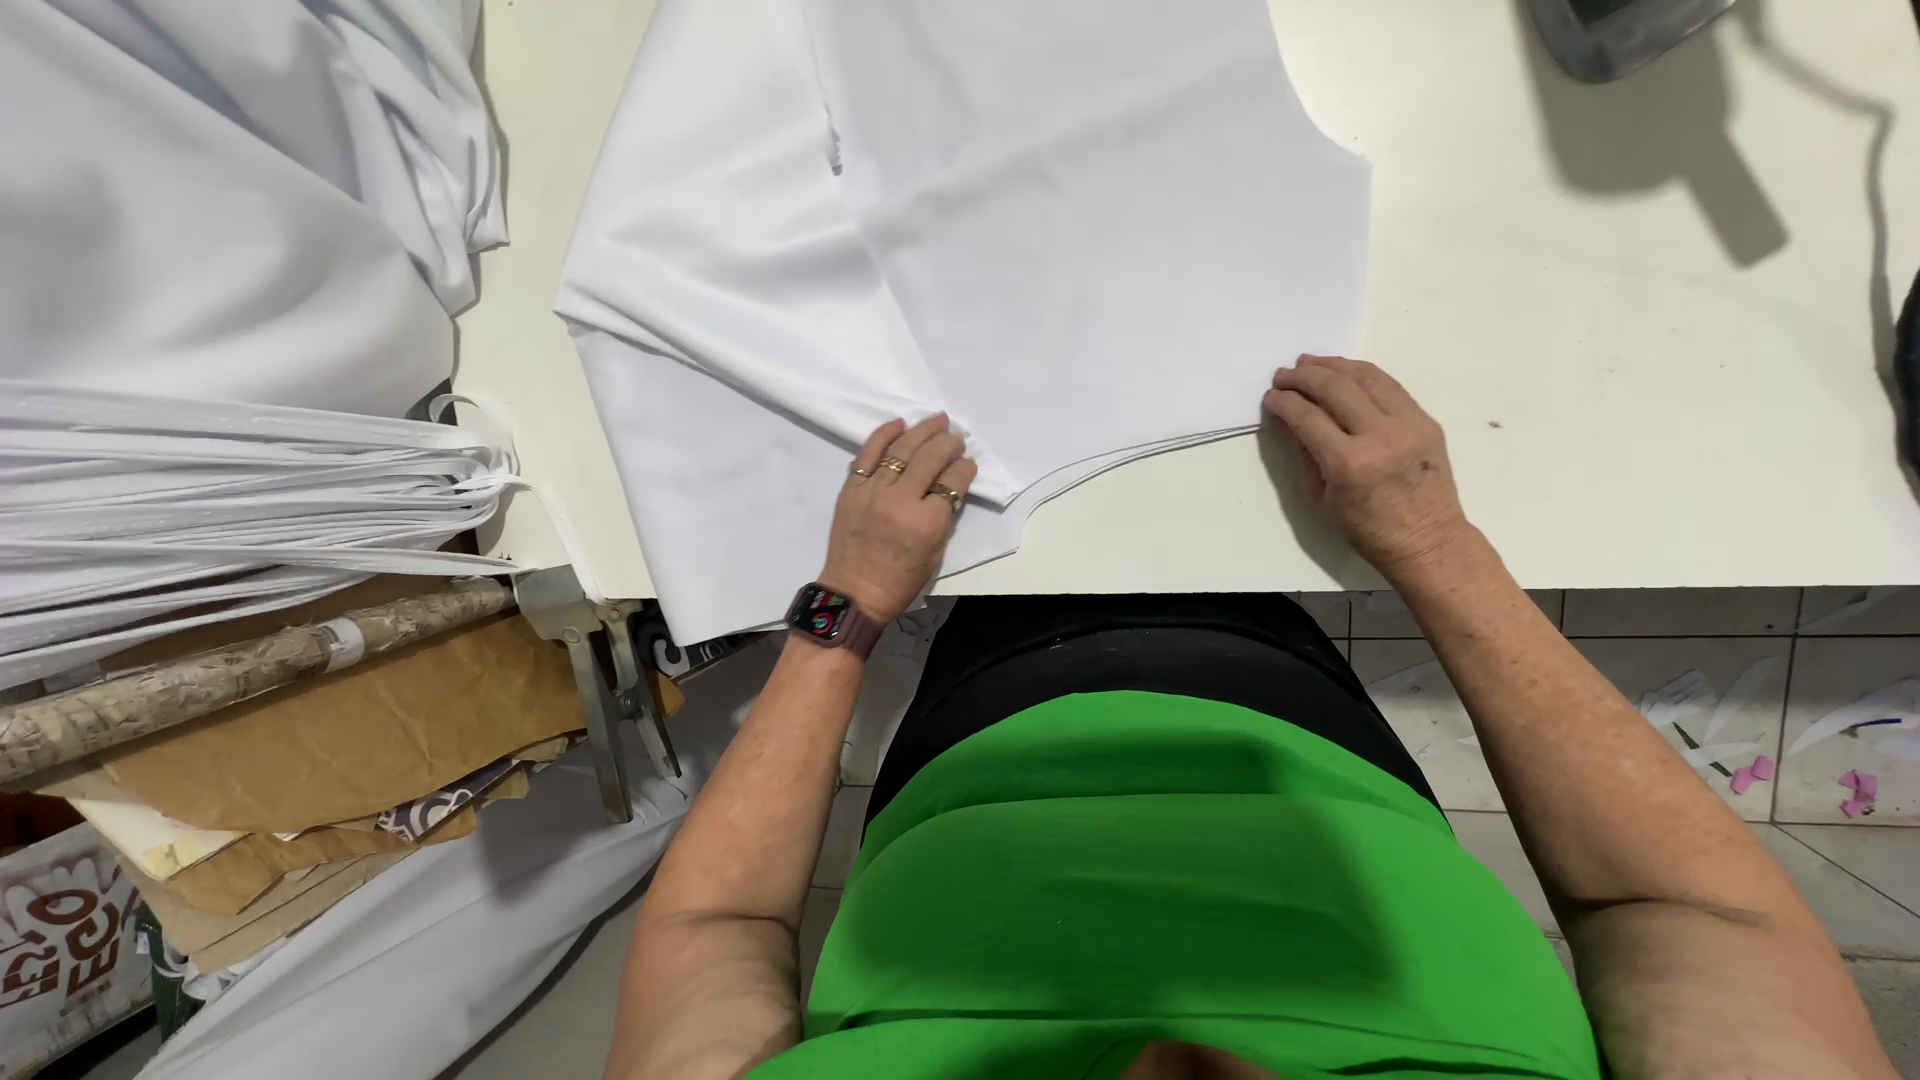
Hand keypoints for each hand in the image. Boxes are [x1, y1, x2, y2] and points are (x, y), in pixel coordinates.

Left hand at [819, 414, 976, 622]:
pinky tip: (899, 424)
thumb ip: (945, 516)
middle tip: (957, 437)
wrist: (855, 591)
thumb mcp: (937, 553)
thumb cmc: (901, 580)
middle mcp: (901, 500)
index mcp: (927, 522)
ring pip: (902, 450)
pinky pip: (868, 453)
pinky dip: (884, 435)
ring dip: (922, 431)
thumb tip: (951, 484)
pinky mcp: (852, 488)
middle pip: (930, 458)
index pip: (953, 481)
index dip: (964, 468)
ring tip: (937, 421)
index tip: (968, 463)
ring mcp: (873, 491)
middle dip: (948, 443)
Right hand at [1263, 355, 1472, 576]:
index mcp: (1348, 464)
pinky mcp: (1424, 420)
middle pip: (1336, 388)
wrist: (1425, 539)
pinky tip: (1342, 373)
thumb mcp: (1318, 497)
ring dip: (1333, 366)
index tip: (1270, 397)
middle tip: (1283, 374)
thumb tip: (1286, 418)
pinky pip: (1389, 386)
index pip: (1307, 417)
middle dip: (1304, 376)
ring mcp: (1407, 424)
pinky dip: (1361, 374)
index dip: (1283, 402)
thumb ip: (1302, 452)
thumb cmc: (1364, 529)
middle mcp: (1379, 437)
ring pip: (1366, 377)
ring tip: (1310, 362)